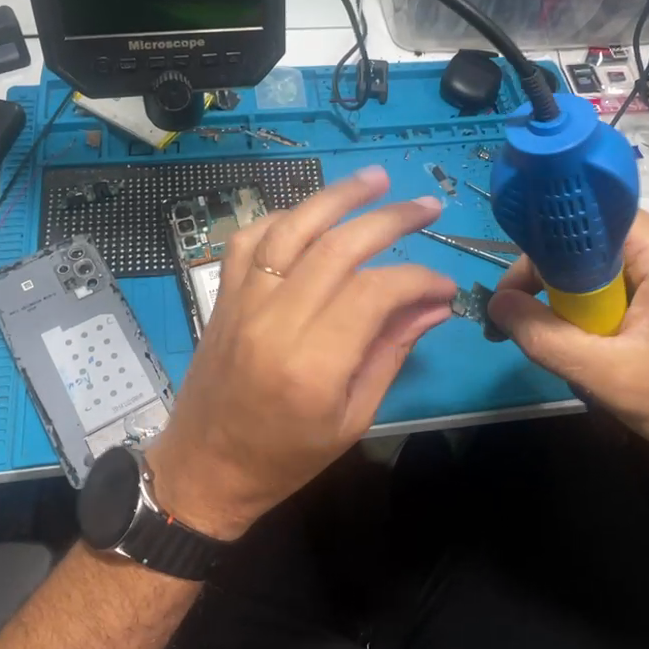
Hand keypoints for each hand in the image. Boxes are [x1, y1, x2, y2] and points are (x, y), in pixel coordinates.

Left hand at [146, 167, 456, 540]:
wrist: (204, 470)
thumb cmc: (285, 458)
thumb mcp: (353, 418)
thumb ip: (392, 352)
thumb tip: (434, 305)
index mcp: (314, 364)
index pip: (375, 292)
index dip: (418, 278)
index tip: (444, 285)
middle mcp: (276, 322)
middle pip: (338, 247)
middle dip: (389, 219)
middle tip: (427, 208)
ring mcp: (243, 302)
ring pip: (291, 229)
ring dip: (336, 197)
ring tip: (375, 179)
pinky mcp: (222, 296)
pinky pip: (249, 240)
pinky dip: (282, 218)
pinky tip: (311, 213)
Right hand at [486, 210, 648, 462]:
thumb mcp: (610, 374)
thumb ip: (548, 339)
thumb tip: (495, 306)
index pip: (581, 220)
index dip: (539, 249)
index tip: (510, 294)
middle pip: (578, 248)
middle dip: (544, 288)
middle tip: (516, 330)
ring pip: (586, 276)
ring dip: (564, 312)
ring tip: (556, 352)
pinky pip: (603, 295)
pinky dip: (585, 323)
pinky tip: (586, 357)